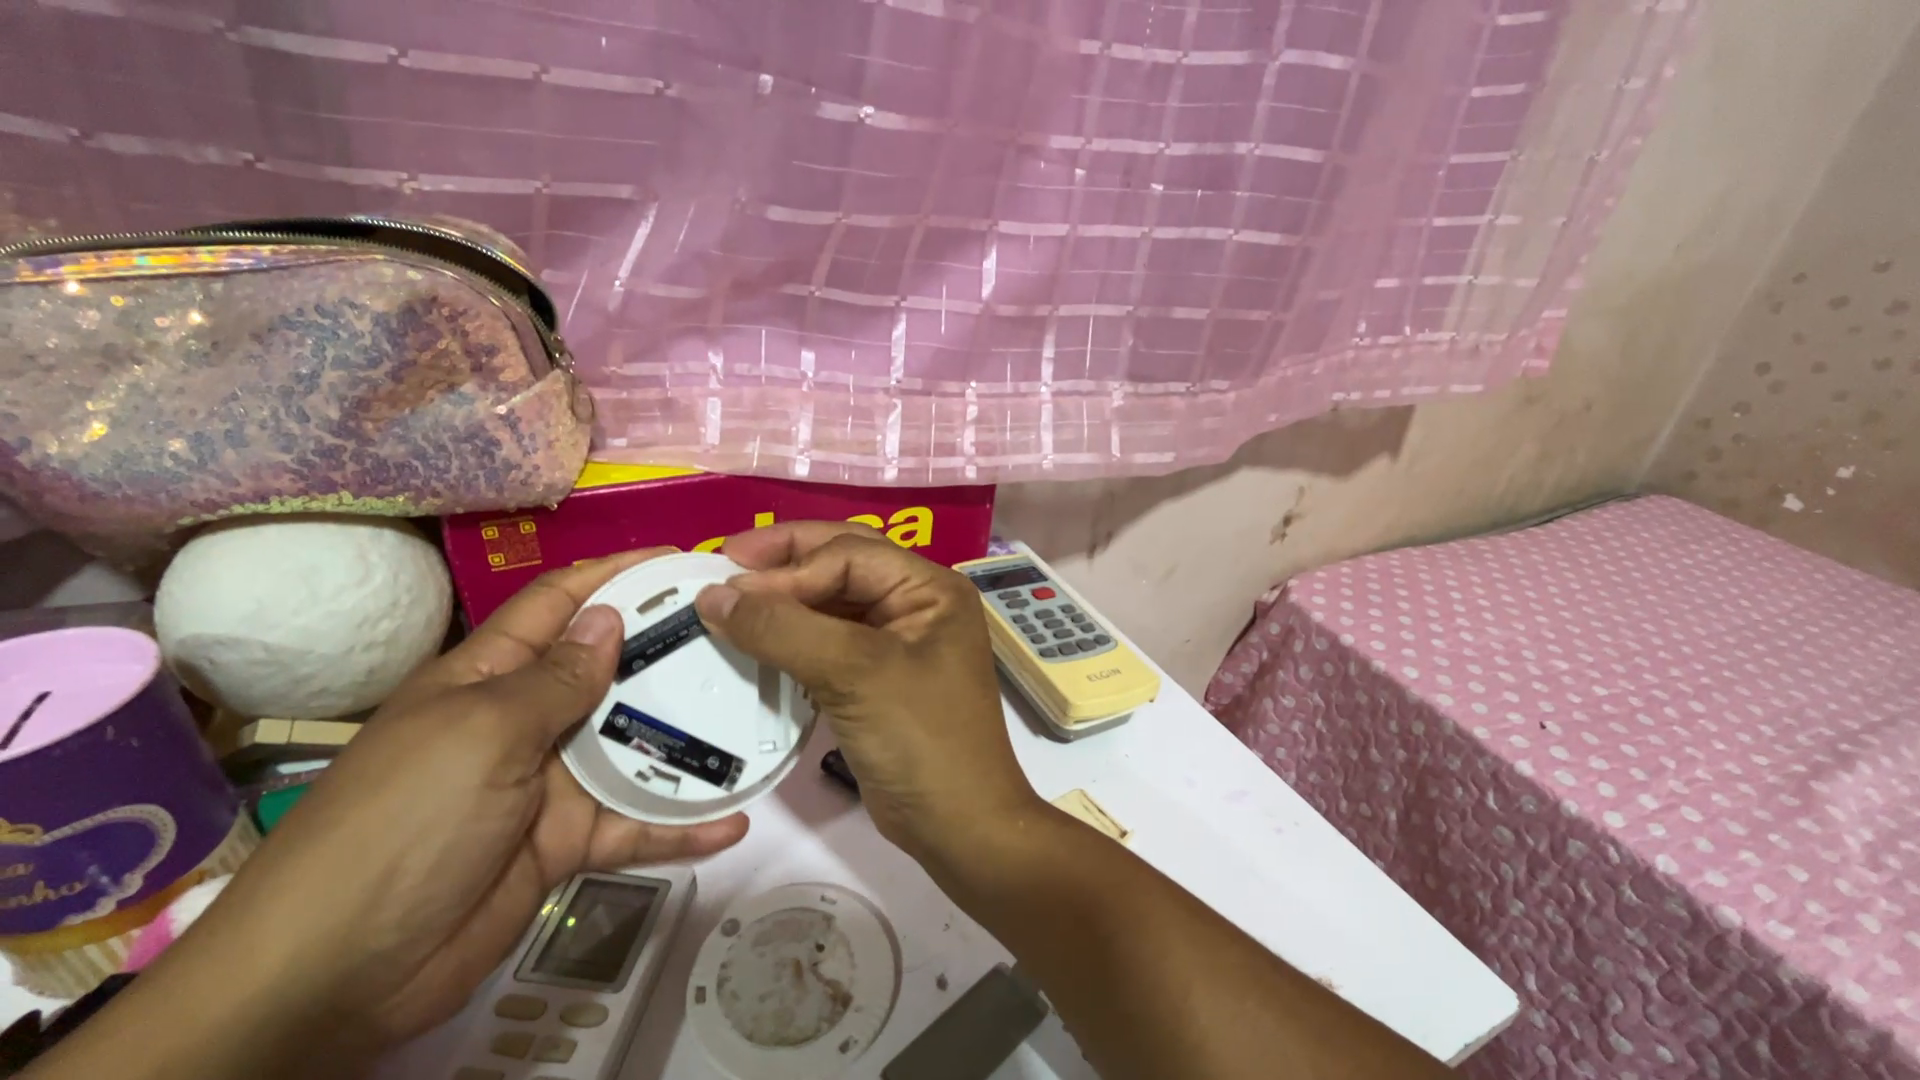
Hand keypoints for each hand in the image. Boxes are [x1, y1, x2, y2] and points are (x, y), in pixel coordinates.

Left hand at [193, 550, 748, 1051]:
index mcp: (488, 677)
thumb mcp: (480, 733)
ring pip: (632, 750)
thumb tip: (609, 617)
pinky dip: (680, 828)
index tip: (680, 561)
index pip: (558, 605)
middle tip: (743, 637)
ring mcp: (546, 786)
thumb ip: (554, 680)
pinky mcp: (564, 846)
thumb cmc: (406, 821)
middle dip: (668, 652)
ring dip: (689, 741)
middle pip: (608, 674)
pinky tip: (733, 824)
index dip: (614, 576)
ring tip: (757, 723)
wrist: (339, 968)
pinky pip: (633, 827)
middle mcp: (523, 722)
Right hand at [693, 523, 1039, 864]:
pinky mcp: (877, 680)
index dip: (787, 564)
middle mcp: (917, 605)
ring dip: (784, 602)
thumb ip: (783, 628)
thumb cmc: (919, 739)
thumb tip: (713, 594)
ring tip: (729, 602)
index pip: (849, 553)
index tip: (727, 583)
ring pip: (831, 604)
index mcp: (929, 588)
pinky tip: (755, 643)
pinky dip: (792, 639)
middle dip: (783, 564)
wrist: (957, 825)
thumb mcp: (853, 674)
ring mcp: (898, 643)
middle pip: (841, 565)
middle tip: (721, 564)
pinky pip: (827, 643)